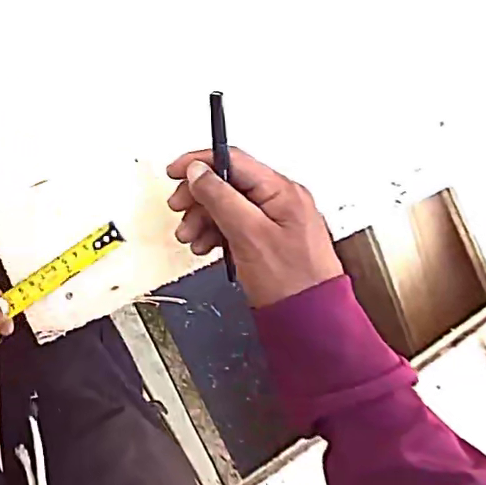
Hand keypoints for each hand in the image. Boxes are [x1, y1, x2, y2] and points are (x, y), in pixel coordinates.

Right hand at [165, 147, 342, 308]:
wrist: (311, 325)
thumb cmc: (292, 283)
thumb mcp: (248, 233)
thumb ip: (220, 196)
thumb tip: (197, 171)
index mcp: (281, 191)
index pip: (232, 159)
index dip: (198, 163)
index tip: (174, 172)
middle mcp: (279, 200)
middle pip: (225, 182)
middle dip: (197, 196)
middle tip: (179, 209)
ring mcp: (273, 219)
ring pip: (225, 204)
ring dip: (201, 217)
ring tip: (191, 236)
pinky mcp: (267, 236)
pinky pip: (232, 223)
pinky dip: (213, 231)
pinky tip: (206, 245)